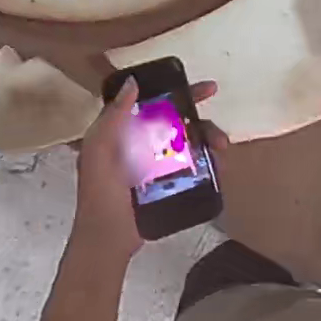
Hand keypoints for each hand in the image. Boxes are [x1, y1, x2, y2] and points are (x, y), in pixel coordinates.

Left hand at [72, 79, 227, 264]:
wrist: (107, 238)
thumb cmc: (100, 193)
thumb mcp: (100, 149)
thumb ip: (114, 116)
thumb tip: (133, 82)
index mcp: (122, 130)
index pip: (154, 103)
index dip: (179, 92)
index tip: (207, 89)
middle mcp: (140, 143)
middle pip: (178, 123)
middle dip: (203, 124)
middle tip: (220, 137)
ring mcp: (155, 164)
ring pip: (188, 144)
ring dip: (208, 144)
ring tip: (220, 154)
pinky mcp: (166, 185)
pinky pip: (190, 167)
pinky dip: (206, 163)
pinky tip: (217, 167)